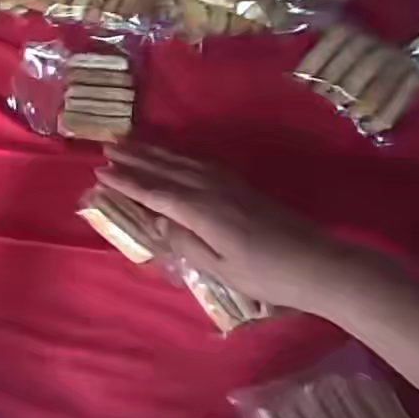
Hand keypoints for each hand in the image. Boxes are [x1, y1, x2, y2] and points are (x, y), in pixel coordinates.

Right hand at [97, 144, 396, 315]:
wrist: (318, 263)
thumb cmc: (266, 274)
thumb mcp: (220, 268)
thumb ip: (184, 242)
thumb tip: (155, 220)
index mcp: (200, 210)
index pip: (154, 192)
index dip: (126, 182)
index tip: (101, 172)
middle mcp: (210, 189)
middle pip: (165, 169)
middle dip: (134, 158)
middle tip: (107, 147)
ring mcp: (227, 183)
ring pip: (181, 161)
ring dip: (154, 151)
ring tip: (130, 142)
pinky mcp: (240, 185)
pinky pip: (200, 161)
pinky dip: (180, 154)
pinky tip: (174, 154)